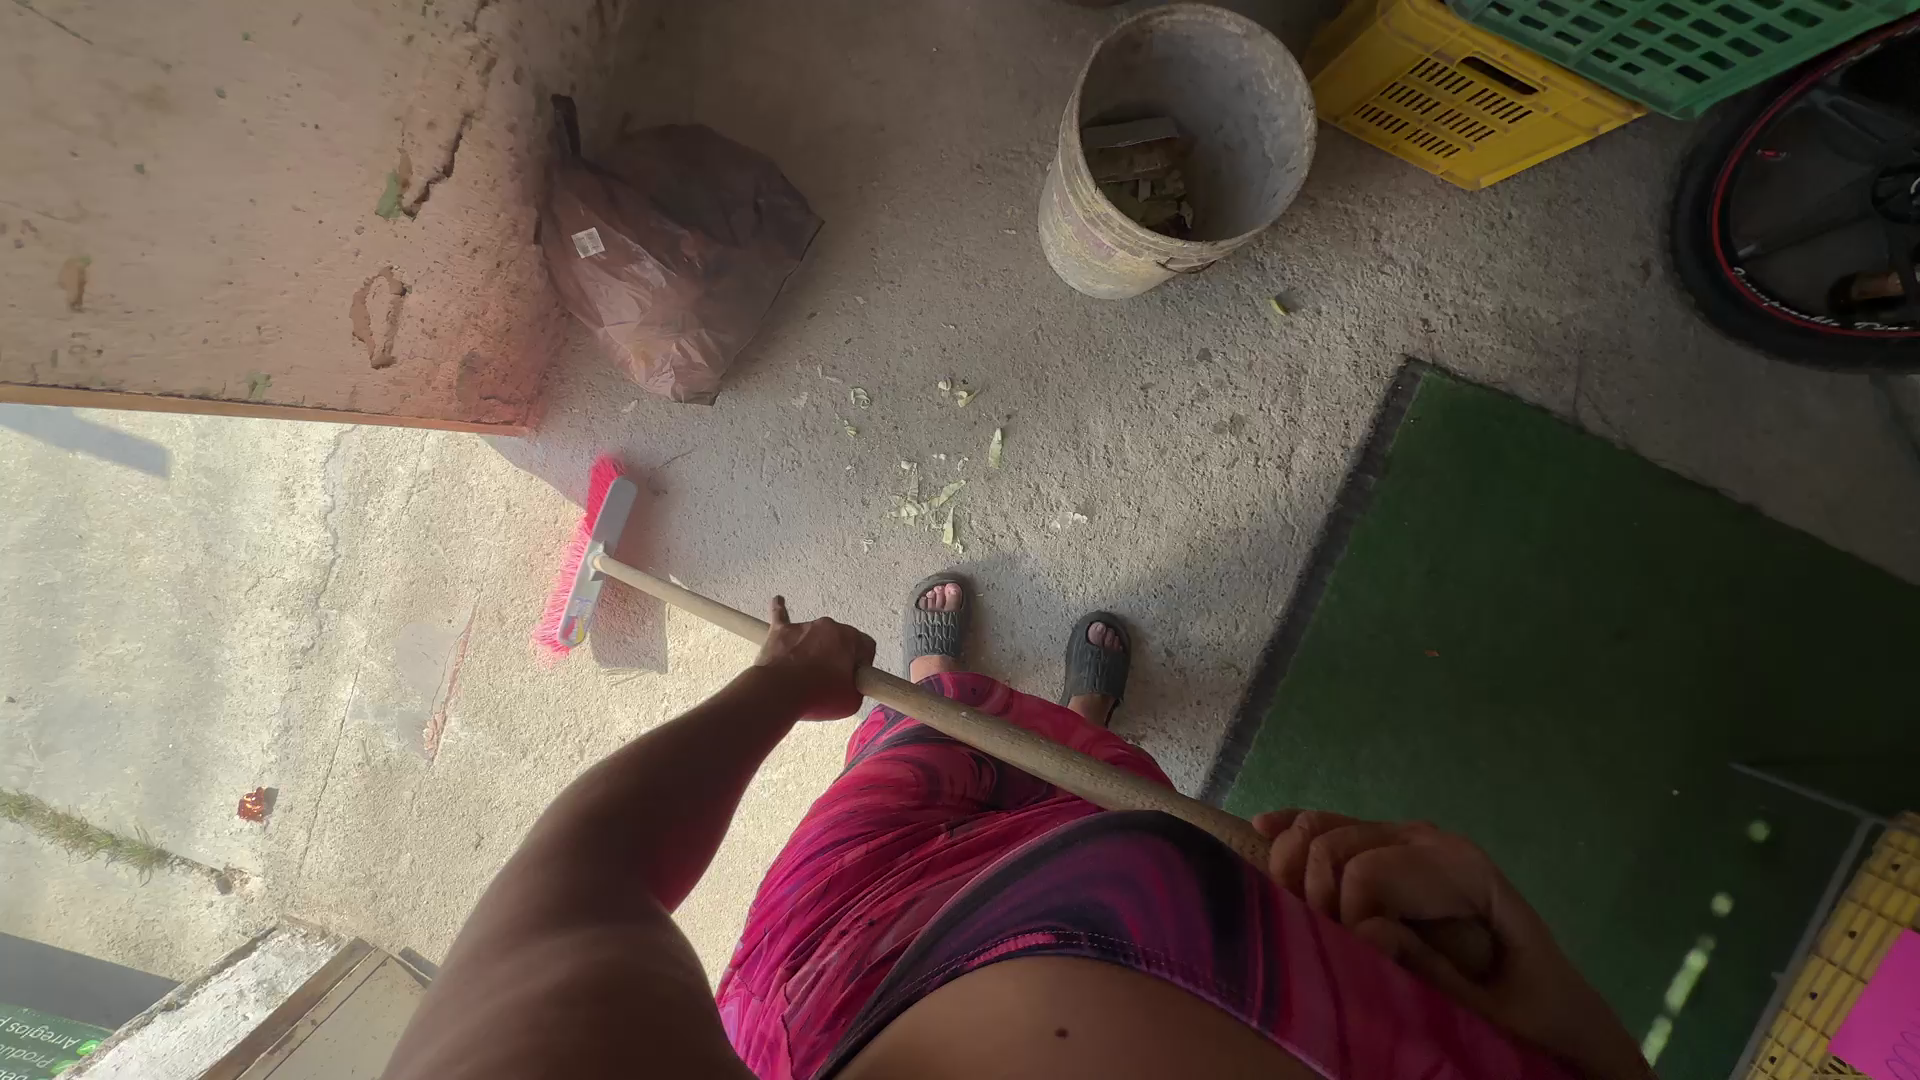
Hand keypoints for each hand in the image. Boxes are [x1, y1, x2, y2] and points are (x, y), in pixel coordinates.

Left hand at [750, 596, 875, 719]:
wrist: (780, 692)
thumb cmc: (819, 695)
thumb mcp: (852, 700)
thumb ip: (856, 686)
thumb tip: (850, 684)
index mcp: (850, 638)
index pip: (866, 647)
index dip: (861, 665)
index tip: (853, 679)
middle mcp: (829, 626)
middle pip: (839, 639)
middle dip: (836, 656)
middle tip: (828, 680)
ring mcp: (804, 626)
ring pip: (814, 635)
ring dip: (813, 649)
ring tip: (804, 671)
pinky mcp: (781, 631)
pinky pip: (781, 615)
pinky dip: (779, 609)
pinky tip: (778, 600)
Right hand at [1252, 810, 1650, 1079]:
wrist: (1560, 1014)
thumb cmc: (1531, 1020)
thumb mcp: (1493, 1014)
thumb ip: (1429, 973)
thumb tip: (1359, 929)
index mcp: (1460, 868)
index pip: (1365, 872)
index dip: (1346, 920)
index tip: (1354, 963)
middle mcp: (1427, 838)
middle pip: (1332, 846)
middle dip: (1316, 896)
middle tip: (1328, 947)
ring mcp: (1402, 837)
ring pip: (1318, 829)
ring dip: (1294, 867)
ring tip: (1300, 916)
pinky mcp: (1383, 845)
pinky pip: (1325, 824)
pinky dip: (1291, 827)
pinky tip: (1260, 826)